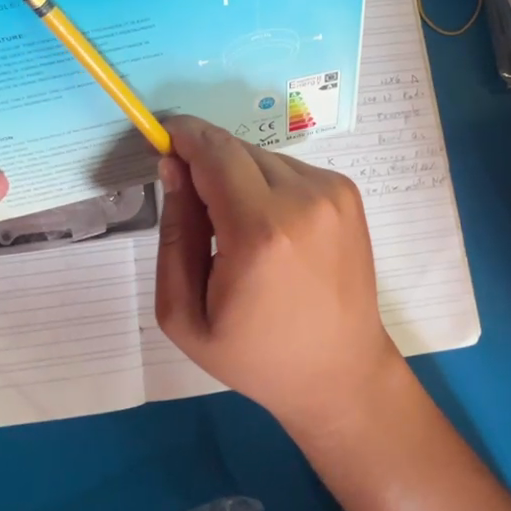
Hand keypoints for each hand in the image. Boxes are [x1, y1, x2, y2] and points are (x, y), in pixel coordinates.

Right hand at [153, 115, 402, 432]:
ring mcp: (332, 193)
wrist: (340, 373)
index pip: (213, 153)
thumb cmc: (256, 355)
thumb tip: (173, 167)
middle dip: (206, 162)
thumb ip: (174, 233)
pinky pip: (290, 169)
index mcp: (259, 233)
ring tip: (238, 230)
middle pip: (236, 149)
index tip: (162, 137)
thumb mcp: (186, 315)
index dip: (184, 137)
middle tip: (193, 203)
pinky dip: (269, 186)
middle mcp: (303, 200)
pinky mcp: (348, 193)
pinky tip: (272, 231)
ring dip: (239, 176)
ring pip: (263, 157)